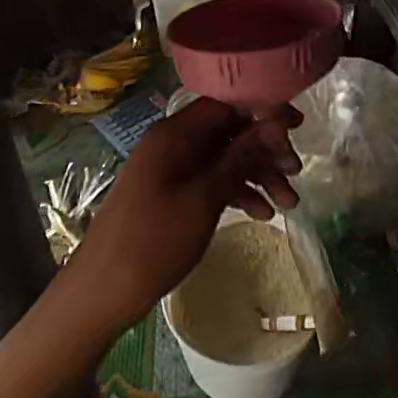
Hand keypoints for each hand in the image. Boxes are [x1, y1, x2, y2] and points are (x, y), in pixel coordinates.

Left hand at [62, 97, 301, 331]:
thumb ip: (240, 158)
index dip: (264, 110)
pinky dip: (239, 193)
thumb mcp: (204, 198)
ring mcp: (172, 170)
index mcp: (175, 135)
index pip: (227, 104)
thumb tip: (276, 125)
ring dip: (258, 175)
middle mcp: (174, 144)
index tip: (297, 126)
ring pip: (226, 159)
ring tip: (289, 203)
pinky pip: (213, 181)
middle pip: (230, 132)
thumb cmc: (152, 243)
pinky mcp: (173, 193)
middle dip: (266, 150)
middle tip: (296, 172)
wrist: (101, 293)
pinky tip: (263, 214)